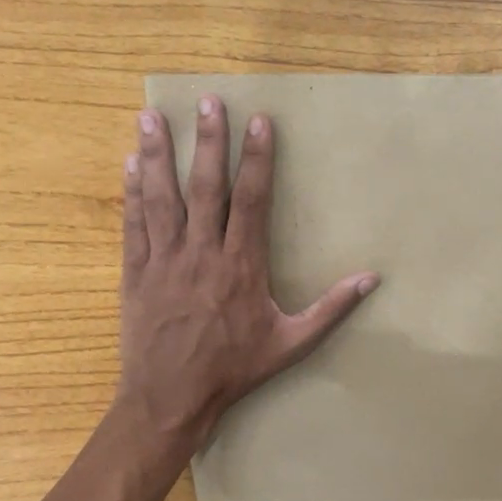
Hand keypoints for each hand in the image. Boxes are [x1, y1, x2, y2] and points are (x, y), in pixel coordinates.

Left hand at [118, 97, 378, 450]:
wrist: (170, 398)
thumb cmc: (236, 368)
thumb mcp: (293, 342)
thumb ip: (332, 308)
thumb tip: (372, 279)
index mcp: (242, 265)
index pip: (252, 199)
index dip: (256, 158)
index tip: (259, 122)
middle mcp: (202, 253)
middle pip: (205, 186)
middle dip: (208, 141)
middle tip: (208, 102)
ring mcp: (164, 260)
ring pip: (162, 197)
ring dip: (158, 155)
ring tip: (152, 116)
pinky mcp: (135, 273)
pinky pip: (133, 224)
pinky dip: (131, 191)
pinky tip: (129, 163)